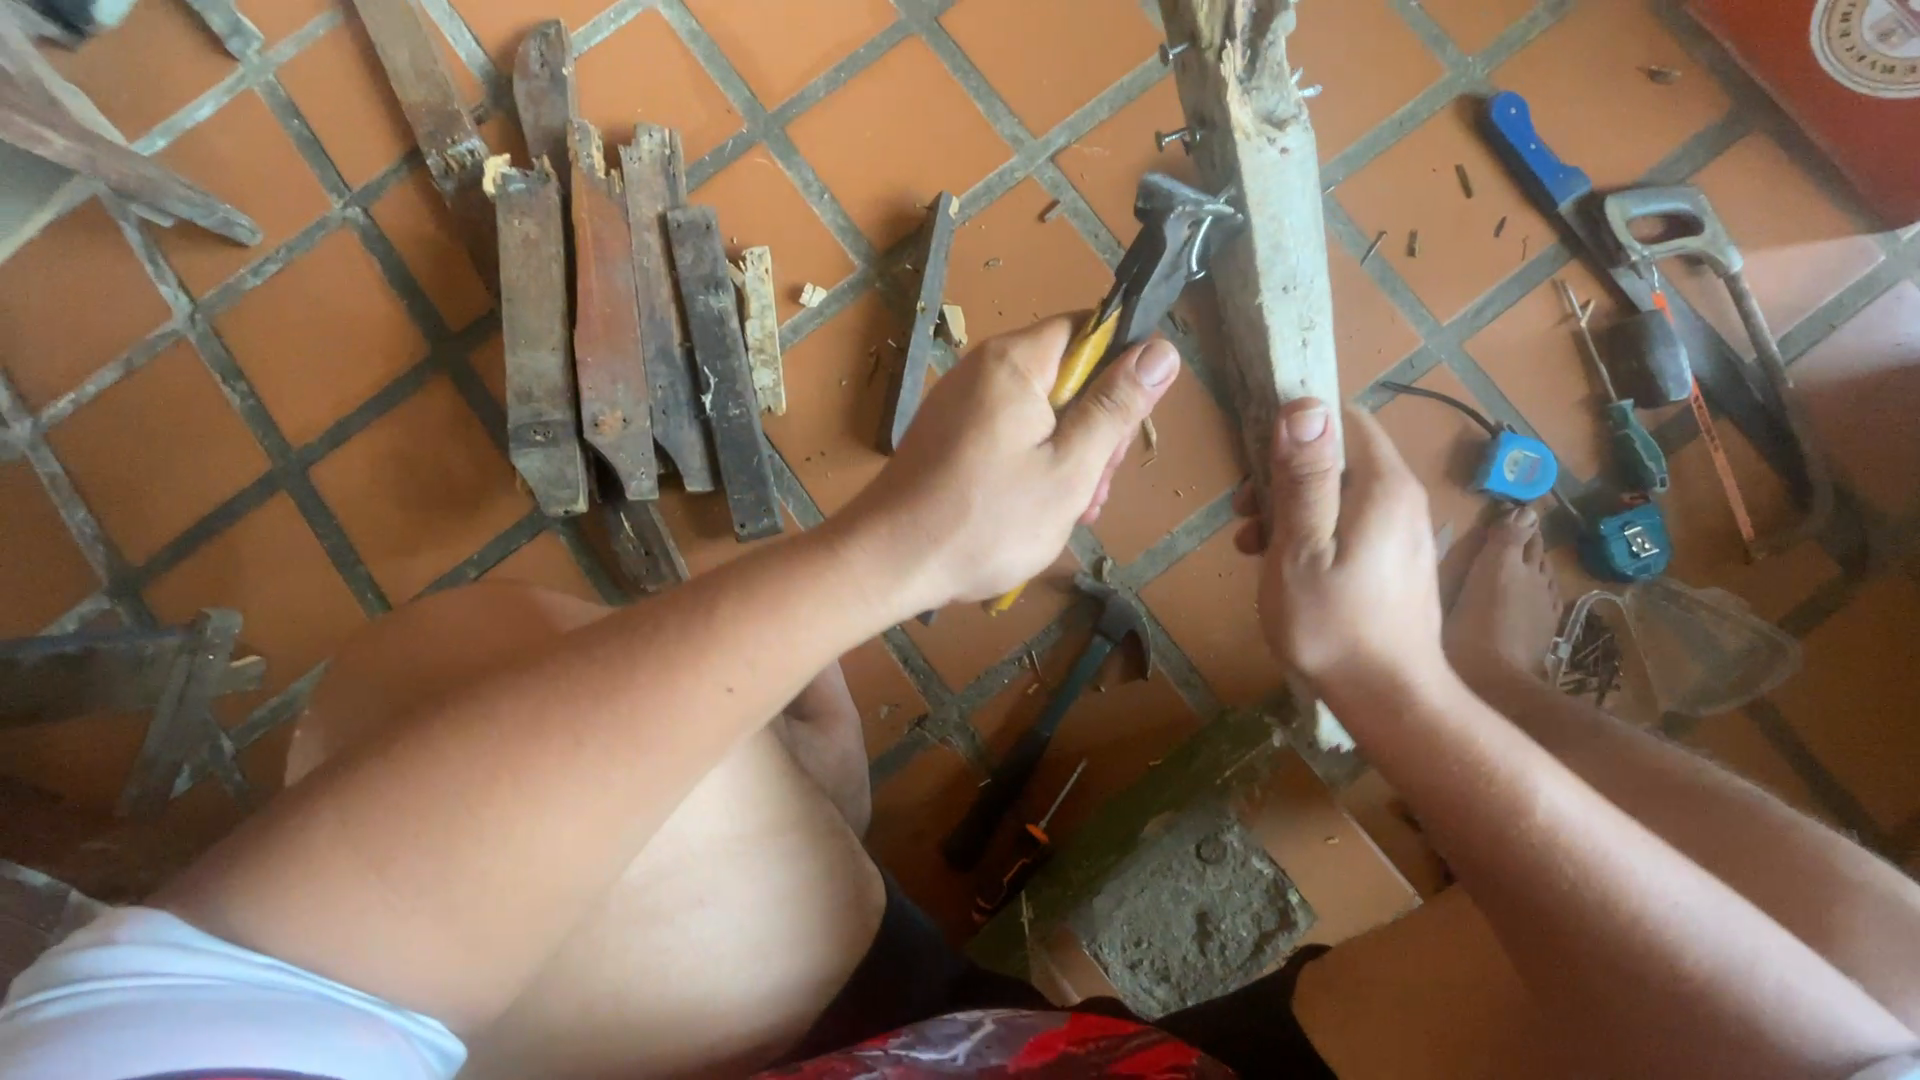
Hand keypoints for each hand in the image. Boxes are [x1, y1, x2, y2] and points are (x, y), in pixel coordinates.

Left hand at [840, 315, 1179, 613]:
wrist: (889, 563)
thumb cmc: (987, 521)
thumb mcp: (1069, 469)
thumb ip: (1115, 408)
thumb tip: (1160, 349)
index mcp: (1015, 362)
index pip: (1087, 330)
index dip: (1120, 372)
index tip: (1124, 428)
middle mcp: (983, 371)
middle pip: (1064, 376)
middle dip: (1093, 429)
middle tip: (1094, 489)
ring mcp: (961, 406)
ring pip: (1040, 414)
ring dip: (1067, 457)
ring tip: (1070, 511)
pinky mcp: (949, 438)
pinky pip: (1008, 436)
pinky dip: (1031, 467)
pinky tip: (1036, 509)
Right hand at [1232, 399, 1446, 691]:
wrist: (1389, 698)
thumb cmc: (1332, 624)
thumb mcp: (1301, 548)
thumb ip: (1304, 478)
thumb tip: (1304, 406)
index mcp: (1382, 487)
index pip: (1343, 420)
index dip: (1296, 426)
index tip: (1254, 455)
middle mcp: (1401, 499)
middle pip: (1337, 459)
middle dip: (1284, 475)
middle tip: (1244, 512)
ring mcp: (1402, 533)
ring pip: (1338, 495)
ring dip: (1290, 509)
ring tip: (1252, 546)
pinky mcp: (1396, 562)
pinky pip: (1349, 526)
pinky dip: (1312, 534)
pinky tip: (1283, 567)